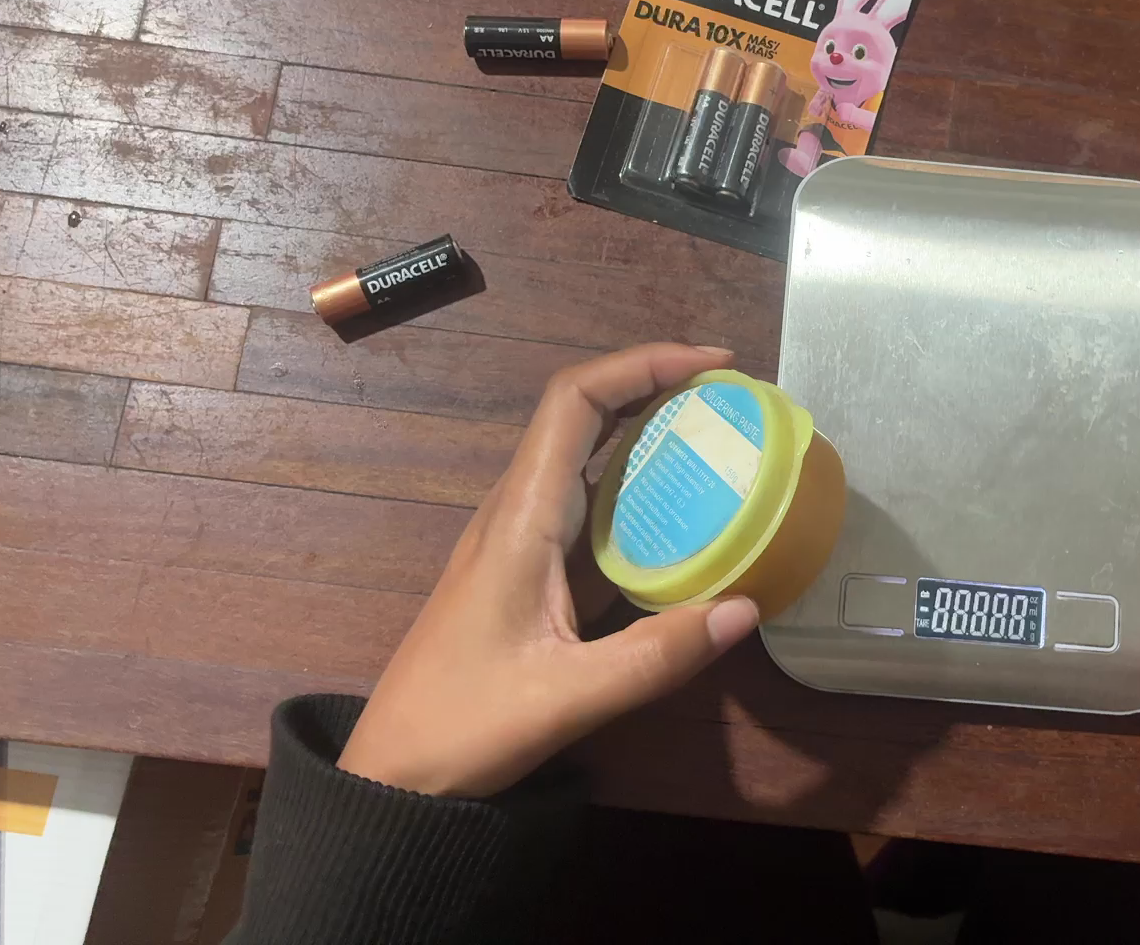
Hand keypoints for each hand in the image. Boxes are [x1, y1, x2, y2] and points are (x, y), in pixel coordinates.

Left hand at [338, 344, 761, 797]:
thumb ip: (658, 655)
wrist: (393, 775)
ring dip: (649, 425)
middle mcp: (520, 507)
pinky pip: (591, 495)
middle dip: (657, 383)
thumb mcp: (568, 697)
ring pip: (588, 449)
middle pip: (585, 410)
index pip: (575, 401)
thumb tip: (746, 607)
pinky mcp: (532, 560)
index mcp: (522, 516)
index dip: (643, 364)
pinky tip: (682, 506)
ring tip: (717, 434)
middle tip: (728, 396)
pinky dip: (640, 478)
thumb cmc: (464, 727)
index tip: (711, 364)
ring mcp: (523, 531)